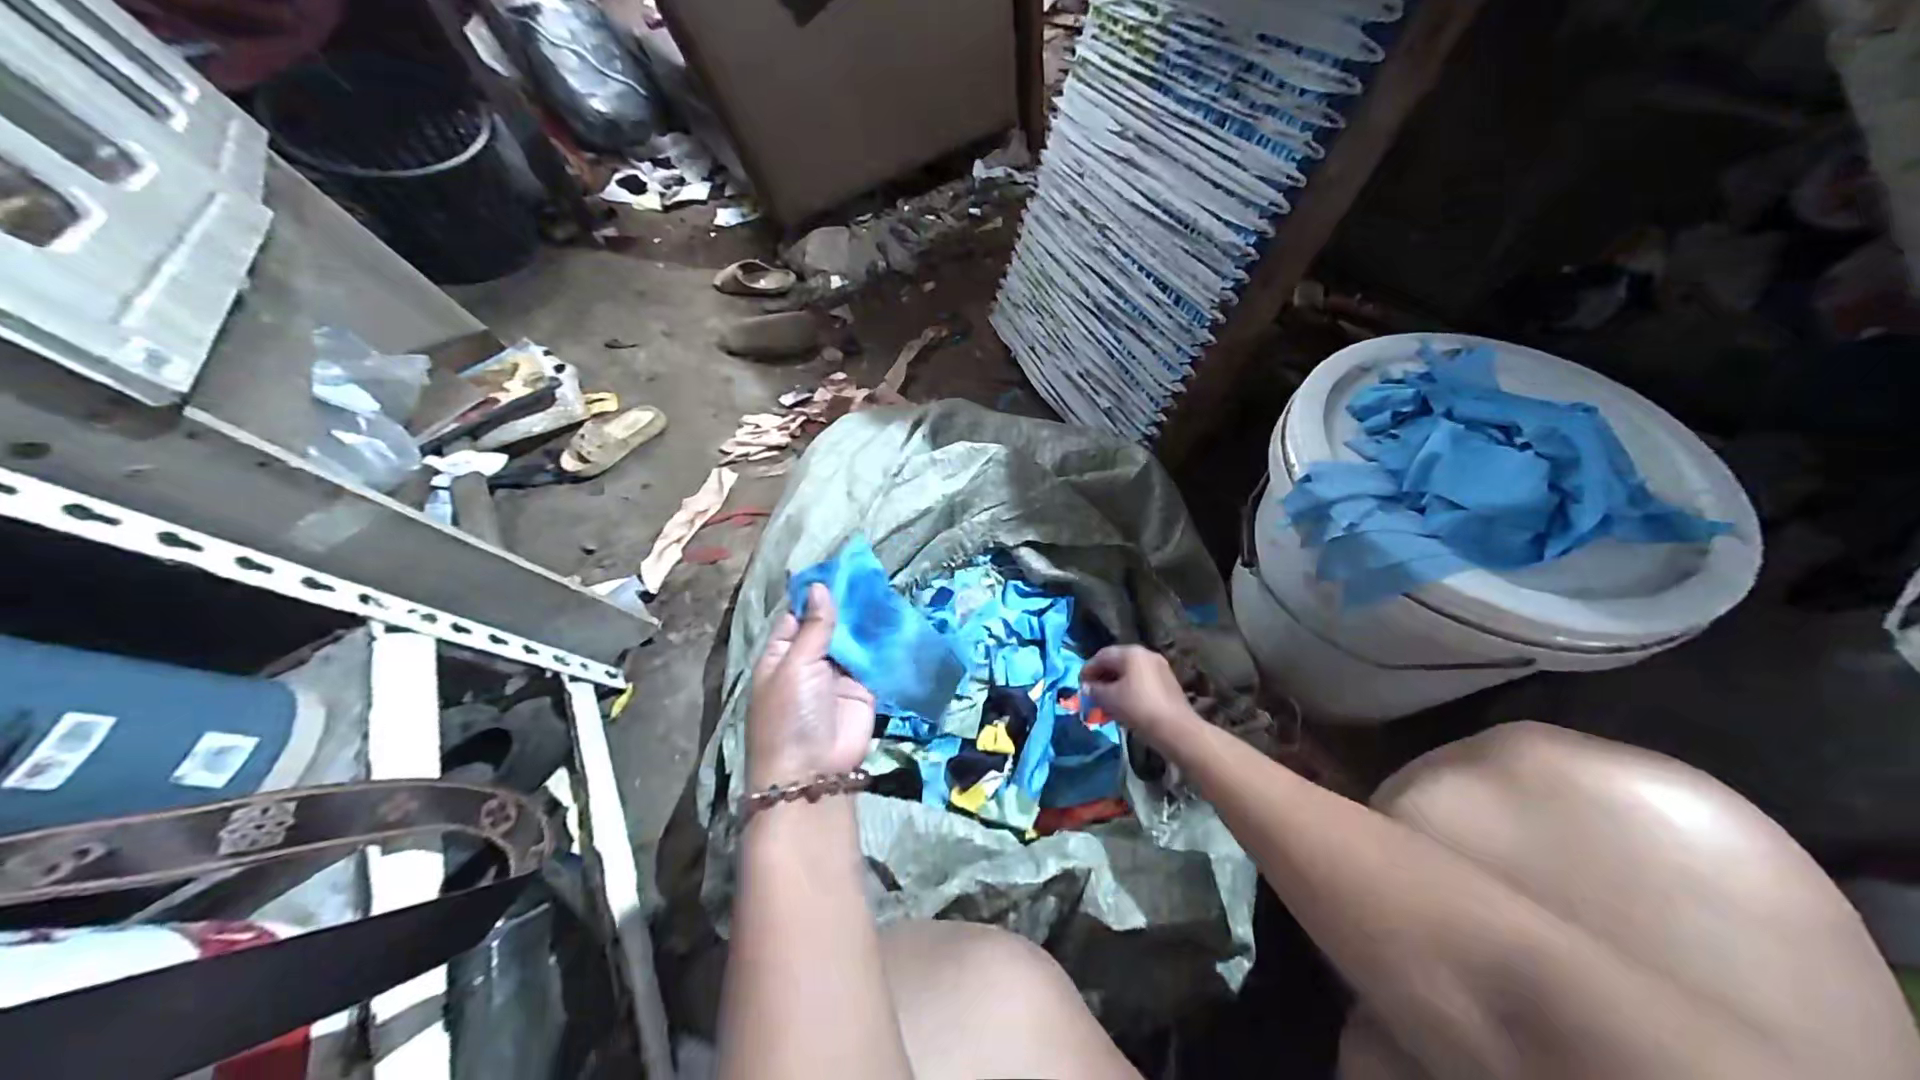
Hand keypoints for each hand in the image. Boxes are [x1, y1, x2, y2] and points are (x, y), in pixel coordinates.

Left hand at [746, 583, 875, 789]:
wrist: (814, 771)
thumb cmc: (790, 714)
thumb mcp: (795, 665)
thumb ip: (815, 627)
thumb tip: (821, 587)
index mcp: (782, 653)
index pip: (799, 615)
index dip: (817, 594)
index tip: (840, 568)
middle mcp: (810, 660)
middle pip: (830, 624)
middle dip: (847, 604)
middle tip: (870, 572)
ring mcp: (838, 675)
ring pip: (854, 640)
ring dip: (866, 620)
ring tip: (886, 587)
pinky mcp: (864, 688)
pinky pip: (874, 660)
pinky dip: (883, 643)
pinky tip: (896, 617)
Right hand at [1082, 645, 1197, 746]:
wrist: (1176, 729)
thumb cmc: (1138, 708)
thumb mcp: (1109, 699)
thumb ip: (1094, 690)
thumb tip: (1087, 687)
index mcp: (1131, 653)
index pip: (1101, 656)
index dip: (1087, 670)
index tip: (1080, 686)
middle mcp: (1146, 654)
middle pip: (1116, 663)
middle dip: (1101, 678)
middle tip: (1091, 694)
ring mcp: (1159, 667)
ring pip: (1129, 673)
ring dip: (1114, 686)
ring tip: (1105, 703)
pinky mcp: (1167, 682)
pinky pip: (1141, 681)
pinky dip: (1128, 690)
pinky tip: (1122, 705)